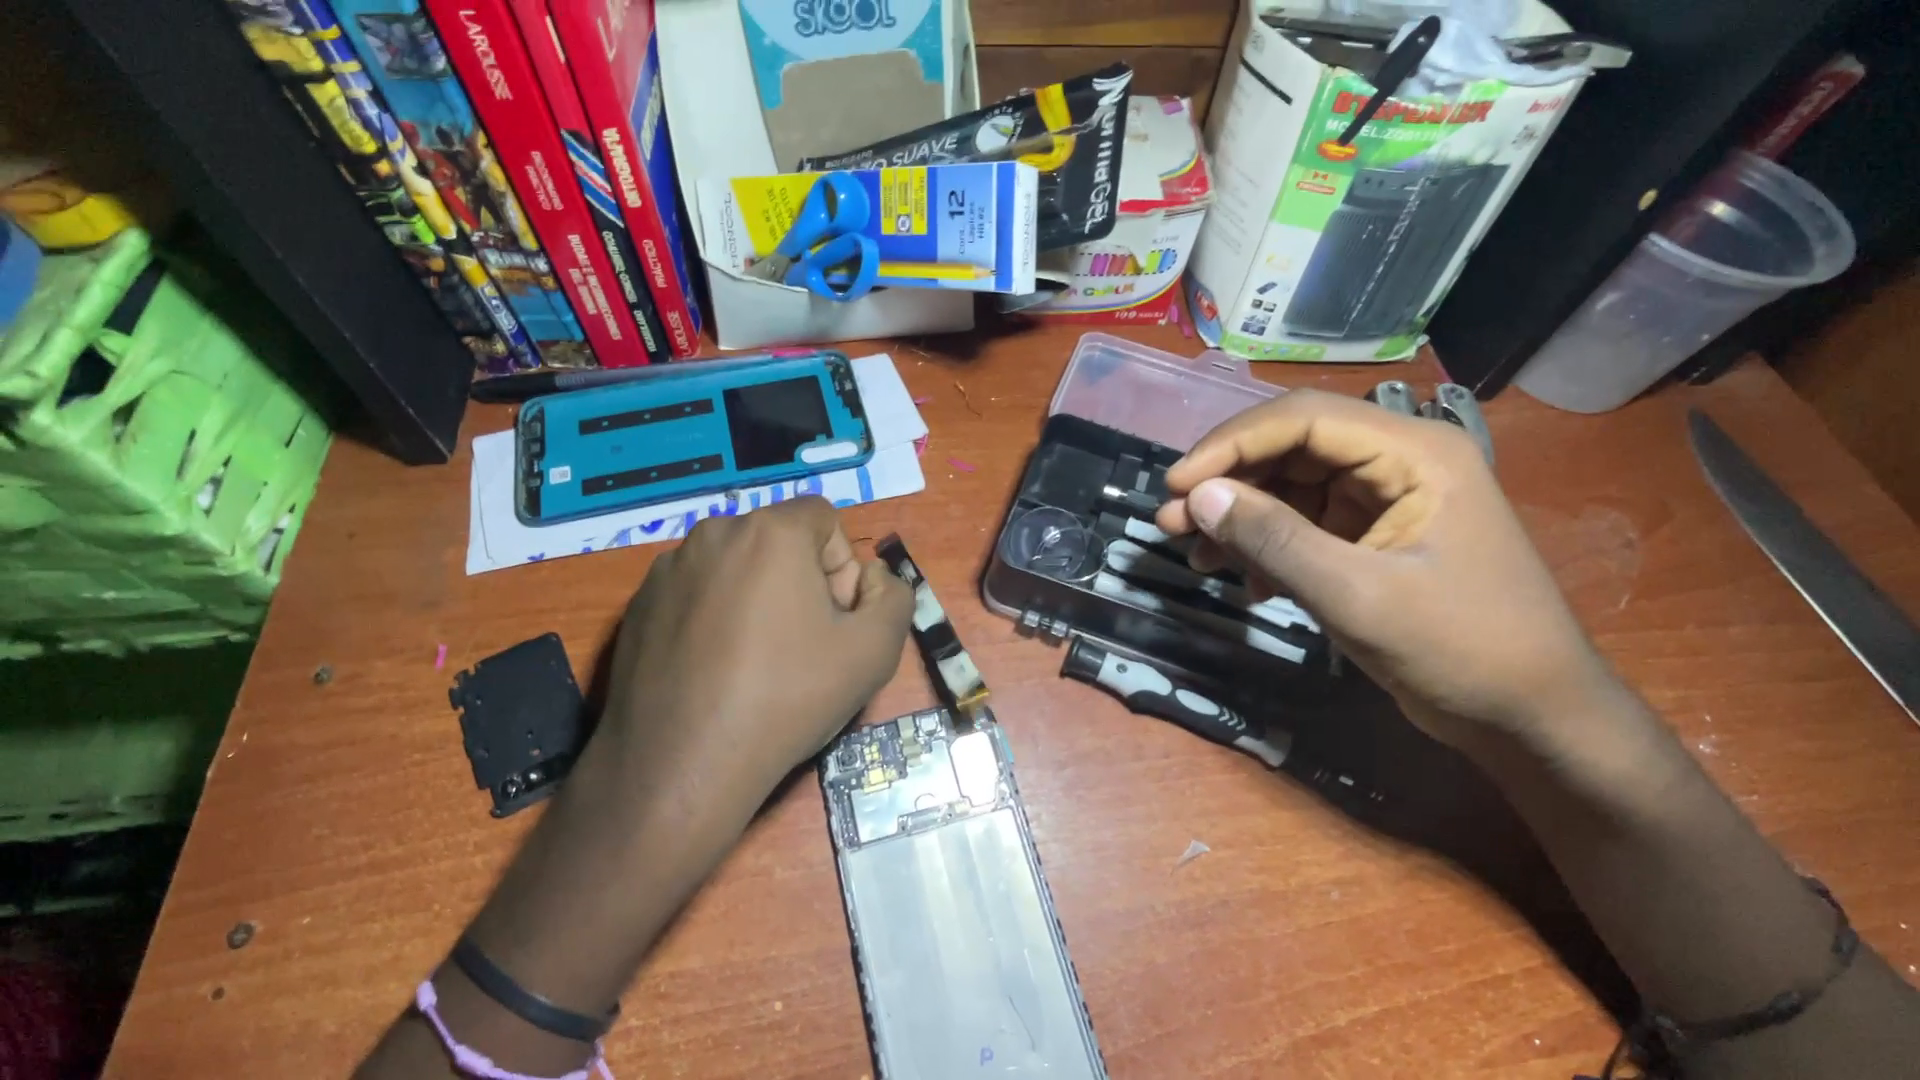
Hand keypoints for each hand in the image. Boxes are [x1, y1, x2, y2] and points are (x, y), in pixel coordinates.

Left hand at [594, 496, 913, 830]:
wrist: (684, 763)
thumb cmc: (787, 698)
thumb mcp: (875, 651)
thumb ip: (893, 596)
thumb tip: (870, 579)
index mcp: (770, 531)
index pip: (824, 519)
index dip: (842, 569)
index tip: (835, 622)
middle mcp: (713, 533)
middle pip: (777, 542)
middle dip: (799, 582)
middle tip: (801, 646)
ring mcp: (667, 569)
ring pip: (734, 568)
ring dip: (755, 599)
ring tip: (754, 663)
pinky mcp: (637, 605)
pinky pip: (694, 594)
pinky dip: (712, 619)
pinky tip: (713, 672)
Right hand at [1156, 389, 1616, 755]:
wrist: (1531, 719)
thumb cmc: (1461, 650)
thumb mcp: (1358, 595)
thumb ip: (1275, 540)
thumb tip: (1198, 498)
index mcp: (1413, 452)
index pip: (1303, 419)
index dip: (1231, 445)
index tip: (1176, 486)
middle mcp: (1397, 462)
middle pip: (1291, 449)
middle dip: (1228, 484)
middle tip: (1170, 523)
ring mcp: (1386, 502)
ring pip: (1292, 489)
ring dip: (1240, 519)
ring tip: (1193, 555)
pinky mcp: (1375, 540)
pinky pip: (1305, 527)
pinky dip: (1267, 549)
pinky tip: (1244, 583)